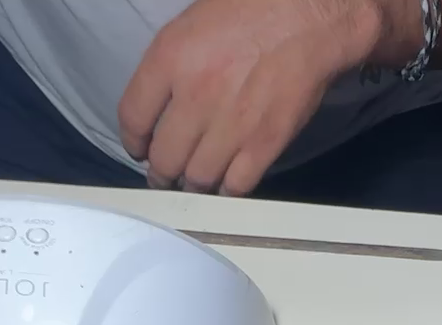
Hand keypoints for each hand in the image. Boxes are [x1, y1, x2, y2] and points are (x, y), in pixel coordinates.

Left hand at [118, 0, 393, 195]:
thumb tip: (162, 102)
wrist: (308, 19)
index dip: (133, 142)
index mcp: (171, 58)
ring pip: (198, 179)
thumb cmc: (253, 9)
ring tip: (194, 185)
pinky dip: (227, 191)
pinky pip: (236, 186)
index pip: (133, 118)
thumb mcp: (193, 22)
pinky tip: (226, 183)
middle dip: (162, 173)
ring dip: (193, 187)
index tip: (140, 150)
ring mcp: (231, 126)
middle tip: (166, 177)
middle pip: (165, 158)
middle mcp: (195, 97)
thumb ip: (172, 64)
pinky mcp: (264, 146)